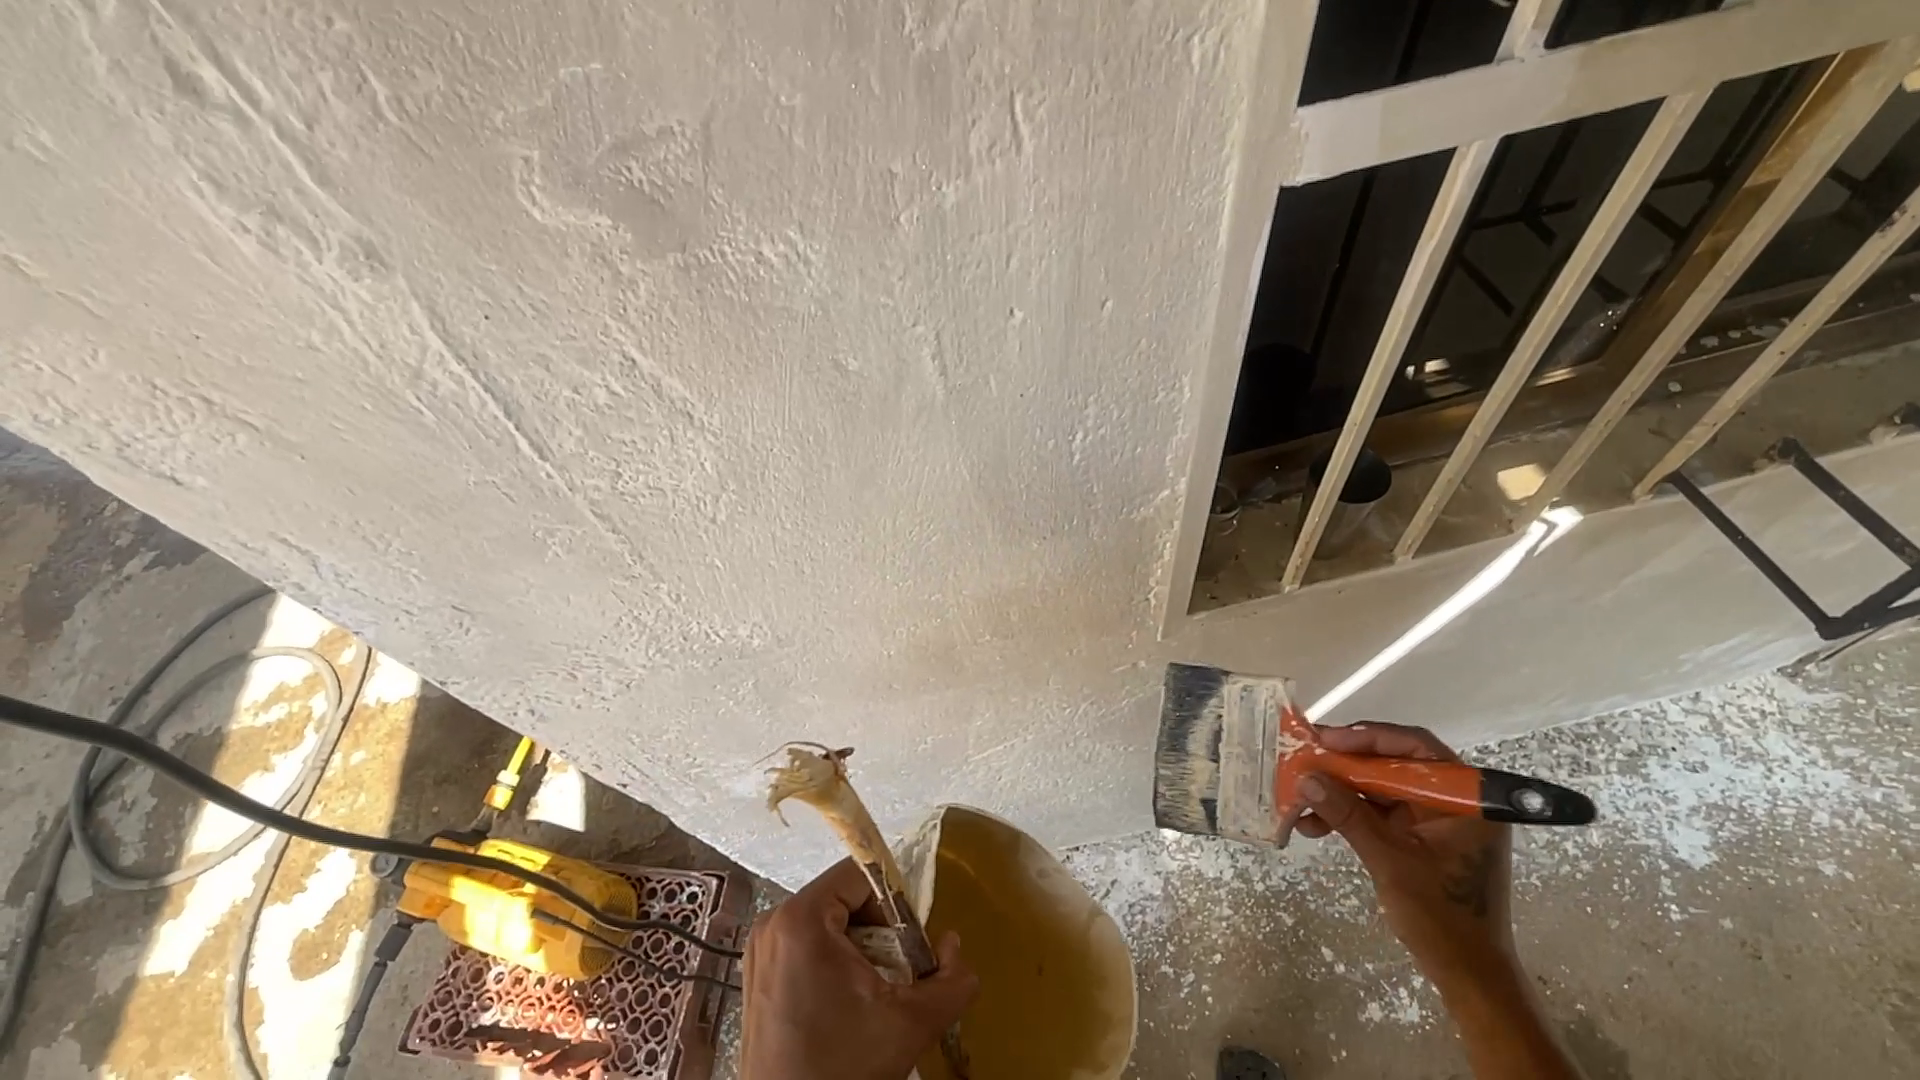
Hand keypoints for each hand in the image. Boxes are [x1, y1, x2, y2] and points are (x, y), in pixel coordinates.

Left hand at [741, 858, 978, 1079]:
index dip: (896, 899)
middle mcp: (773, 923)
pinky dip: (837, 962)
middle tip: (902, 969)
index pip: (860, 873)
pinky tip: (851, 1002)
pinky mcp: (758, 975)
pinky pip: (807, 945)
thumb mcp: (910, 1022)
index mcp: (802, 919)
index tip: (914, 939)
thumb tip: (955, 947)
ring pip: (828, 923)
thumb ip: (950, 979)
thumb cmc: (843, 1067)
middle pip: (844, 897)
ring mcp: (760, 950)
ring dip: (862, 947)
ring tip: (879, 990)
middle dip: (882, 928)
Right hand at [1294, 722, 1516, 991]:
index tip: (1327, 740)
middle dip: (1346, 765)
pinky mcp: (1419, 837)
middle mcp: (1454, 801)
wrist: (1468, 975)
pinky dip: (1349, 814)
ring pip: (1381, 788)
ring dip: (1341, 791)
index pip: (1416, 748)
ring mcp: (1435, 819)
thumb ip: (1349, 815)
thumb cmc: (1442, 917)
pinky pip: (1379, 812)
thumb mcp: (1390, 861)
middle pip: (1394, 765)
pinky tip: (1315, 824)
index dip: (1369, 738)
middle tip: (1306, 760)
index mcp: (1466, 800)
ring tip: (1301, 796)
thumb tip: (1306, 779)